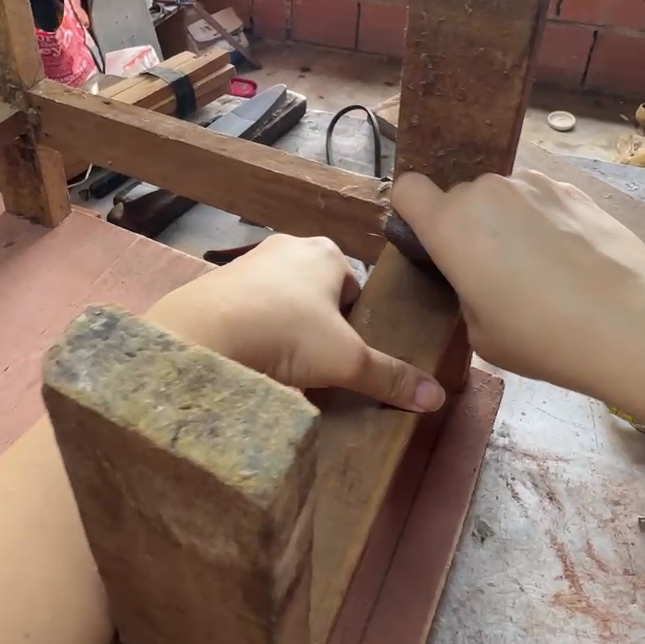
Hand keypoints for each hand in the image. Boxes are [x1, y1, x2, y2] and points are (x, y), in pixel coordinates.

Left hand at [146, 234, 445, 412]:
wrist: (207, 333)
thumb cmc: (289, 334)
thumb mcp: (348, 360)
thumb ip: (392, 377)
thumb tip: (437, 396)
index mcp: (326, 252)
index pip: (354, 289)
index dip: (356, 325)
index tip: (348, 356)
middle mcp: (289, 247)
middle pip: (318, 294)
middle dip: (321, 328)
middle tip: (319, 365)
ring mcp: (250, 261)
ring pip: (282, 300)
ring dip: (287, 329)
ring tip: (286, 367)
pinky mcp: (219, 281)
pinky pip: (250, 307)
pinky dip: (256, 330)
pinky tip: (255, 359)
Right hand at [392, 170, 644, 405]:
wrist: (638, 327)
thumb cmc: (544, 338)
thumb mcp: (479, 332)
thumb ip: (462, 289)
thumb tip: (476, 273)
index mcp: (449, 224)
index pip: (407, 188)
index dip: (412, 212)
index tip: (430, 243)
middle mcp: (486, 192)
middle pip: (459, 198)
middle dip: (467, 227)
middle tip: (493, 274)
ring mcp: (534, 185)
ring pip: (502, 199)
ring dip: (508, 224)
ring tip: (543, 271)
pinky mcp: (574, 190)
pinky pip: (540, 201)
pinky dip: (545, 223)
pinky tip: (573, 263)